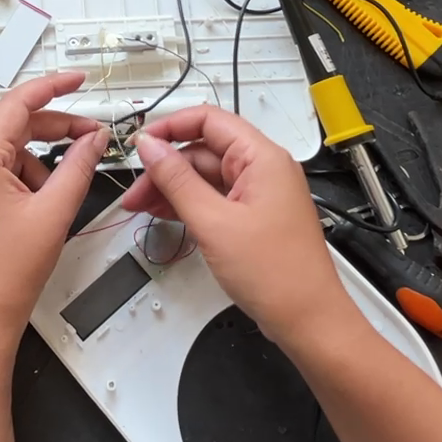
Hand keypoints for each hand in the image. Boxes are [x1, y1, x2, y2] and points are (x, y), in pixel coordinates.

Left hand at [0, 71, 108, 354]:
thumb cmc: (6, 275)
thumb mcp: (54, 212)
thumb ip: (79, 166)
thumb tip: (95, 137)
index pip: (17, 104)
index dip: (53, 86)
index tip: (78, 79)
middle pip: (16, 127)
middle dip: (56, 131)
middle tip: (93, 137)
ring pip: (12, 151)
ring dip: (43, 164)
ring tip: (58, 200)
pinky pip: (1, 171)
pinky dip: (28, 180)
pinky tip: (42, 208)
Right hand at [119, 107, 352, 342]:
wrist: (308, 321)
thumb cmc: (274, 273)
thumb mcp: (212, 222)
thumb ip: (176, 180)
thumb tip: (149, 146)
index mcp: (261, 157)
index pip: (208, 120)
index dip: (170, 127)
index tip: (140, 144)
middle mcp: (262, 169)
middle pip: (202, 150)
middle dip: (164, 167)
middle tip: (134, 191)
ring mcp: (258, 193)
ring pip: (204, 176)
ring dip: (171, 188)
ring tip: (139, 208)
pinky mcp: (253, 216)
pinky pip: (213, 198)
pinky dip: (187, 205)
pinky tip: (163, 215)